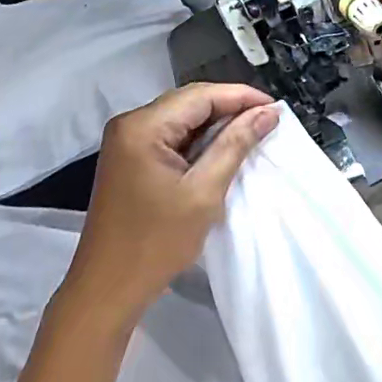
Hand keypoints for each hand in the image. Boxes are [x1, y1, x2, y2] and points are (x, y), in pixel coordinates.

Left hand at [61, 83, 280, 323]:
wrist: (107, 286)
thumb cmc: (156, 242)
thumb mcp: (203, 193)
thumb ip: (235, 146)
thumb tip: (265, 113)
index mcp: (142, 125)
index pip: (198, 95)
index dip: (239, 96)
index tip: (274, 106)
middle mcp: (129, 122)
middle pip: (187, 102)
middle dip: (228, 107)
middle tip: (267, 119)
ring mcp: (125, 139)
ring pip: (178, 117)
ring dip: (213, 124)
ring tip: (251, 131)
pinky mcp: (127, 156)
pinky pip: (168, 135)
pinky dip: (195, 140)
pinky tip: (219, 148)